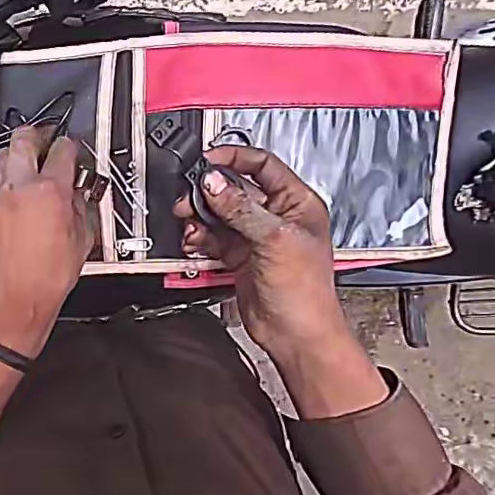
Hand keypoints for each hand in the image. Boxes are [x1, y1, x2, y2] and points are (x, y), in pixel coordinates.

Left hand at [0, 125, 93, 357]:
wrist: (10, 303)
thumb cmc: (44, 281)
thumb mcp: (81, 243)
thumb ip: (81, 208)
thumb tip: (79, 192)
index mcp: (51, 193)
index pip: (63, 150)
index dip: (70, 146)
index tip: (70, 150)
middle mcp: (18, 188)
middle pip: (24, 138)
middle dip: (37, 136)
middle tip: (44, 141)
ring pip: (1, 159)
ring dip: (15, 161)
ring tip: (24, 175)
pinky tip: (7, 201)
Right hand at [173, 145, 387, 416]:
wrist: (295, 334)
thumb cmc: (305, 292)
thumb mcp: (274, 239)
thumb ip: (240, 208)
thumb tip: (214, 183)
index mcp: (296, 203)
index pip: (263, 165)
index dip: (234, 159)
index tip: (207, 161)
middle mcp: (275, 217)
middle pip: (234, 190)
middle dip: (209, 193)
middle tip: (189, 198)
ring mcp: (255, 237)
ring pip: (219, 215)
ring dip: (201, 218)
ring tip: (189, 223)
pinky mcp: (238, 257)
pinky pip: (212, 239)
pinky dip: (200, 239)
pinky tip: (195, 243)